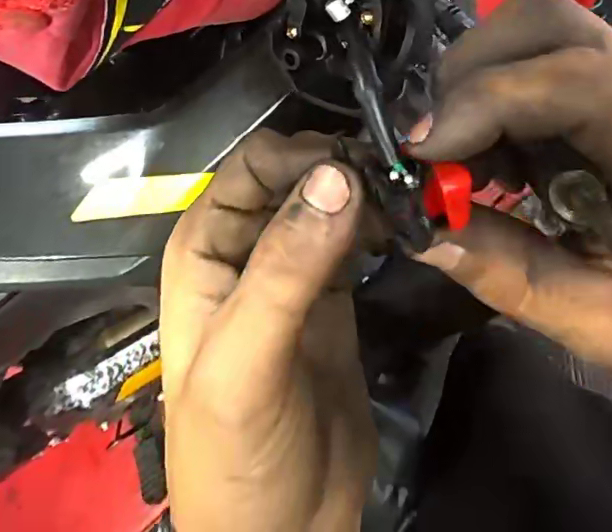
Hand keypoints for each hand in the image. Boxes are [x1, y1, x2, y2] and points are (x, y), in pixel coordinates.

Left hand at [159, 130, 375, 531]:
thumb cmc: (236, 454)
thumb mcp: (246, 361)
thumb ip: (287, 268)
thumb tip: (336, 176)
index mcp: (205, 246)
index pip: (250, 168)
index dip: (299, 156)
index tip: (358, 167)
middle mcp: (244, 243)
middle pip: (293, 174)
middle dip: (339, 168)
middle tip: (393, 179)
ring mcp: (291, 265)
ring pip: (327, 199)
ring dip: (365, 191)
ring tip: (407, 199)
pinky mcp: (332, 289)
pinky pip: (355, 234)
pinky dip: (379, 221)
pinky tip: (405, 224)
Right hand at [409, 0, 611, 370]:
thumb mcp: (595, 323)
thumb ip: (505, 275)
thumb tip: (419, 226)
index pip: (585, 81)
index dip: (491, 101)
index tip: (427, 152)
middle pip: (549, 21)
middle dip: (471, 73)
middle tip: (441, 146)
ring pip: (536, 18)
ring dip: (476, 72)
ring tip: (468, 146)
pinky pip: (537, 40)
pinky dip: (492, 78)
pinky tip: (495, 140)